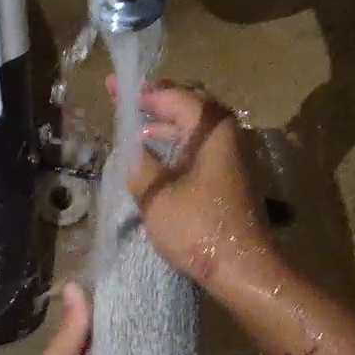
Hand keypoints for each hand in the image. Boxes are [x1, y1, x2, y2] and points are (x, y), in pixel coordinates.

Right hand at [110, 78, 276, 286]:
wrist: (241, 268)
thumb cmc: (198, 228)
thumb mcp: (156, 195)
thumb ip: (139, 165)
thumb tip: (130, 149)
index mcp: (211, 129)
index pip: (173, 95)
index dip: (140, 91)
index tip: (114, 86)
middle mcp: (226, 135)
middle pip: (187, 106)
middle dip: (154, 103)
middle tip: (123, 101)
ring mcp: (230, 157)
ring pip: (193, 129)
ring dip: (163, 126)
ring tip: (133, 128)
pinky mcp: (228, 178)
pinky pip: (197, 148)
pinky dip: (174, 146)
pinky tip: (154, 157)